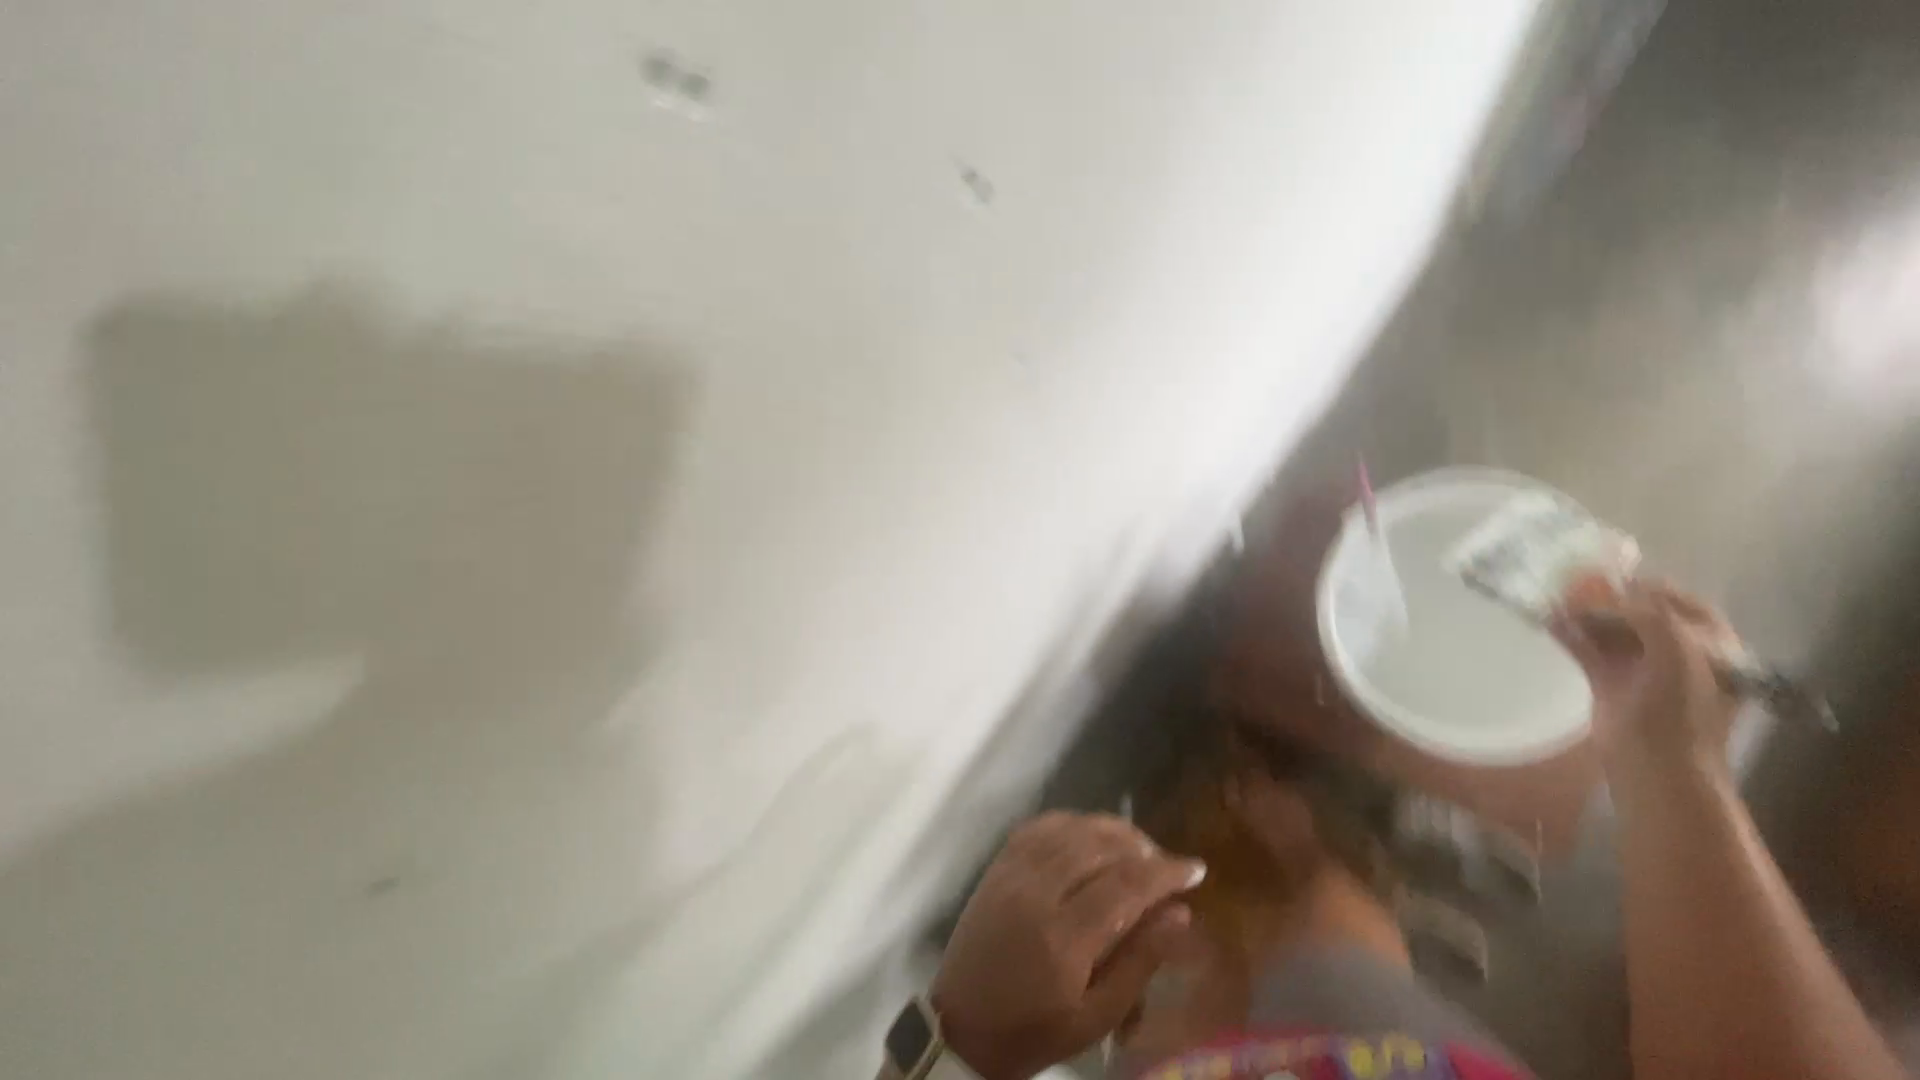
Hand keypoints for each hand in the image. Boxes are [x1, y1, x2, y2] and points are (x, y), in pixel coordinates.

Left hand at [929, 812, 1205, 1079]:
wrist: (963, 1026)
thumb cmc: (1036, 1028)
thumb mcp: (1097, 1016)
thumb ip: (1140, 961)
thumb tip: (1181, 913)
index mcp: (1063, 937)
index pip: (1125, 885)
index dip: (1165, 871)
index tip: (1195, 868)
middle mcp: (1035, 893)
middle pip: (1098, 845)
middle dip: (1142, 846)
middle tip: (1167, 863)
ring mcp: (1011, 874)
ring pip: (1069, 828)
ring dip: (1109, 829)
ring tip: (1137, 847)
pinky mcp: (996, 867)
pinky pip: (1038, 827)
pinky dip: (1071, 822)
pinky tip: (1090, 835)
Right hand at [1549, 580, 1740, 788]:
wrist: (1657, 767)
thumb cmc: (1681, 711)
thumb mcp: (1679, 653)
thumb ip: (1653, 616)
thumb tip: (1614, 593)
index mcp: (1711, 648)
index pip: (1684, 605)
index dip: (1652, 588)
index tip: (1616, 575)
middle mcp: (1679, 655)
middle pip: (1643, 615)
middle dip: (1611, 599)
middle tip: (1576, 583)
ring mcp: (1643, 670)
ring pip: (1612, 632)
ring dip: (1586, 614)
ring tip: (1557, 596)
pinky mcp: (1610, 684)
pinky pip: (1589, 652)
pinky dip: (1570, 635)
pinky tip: (1548, 620)